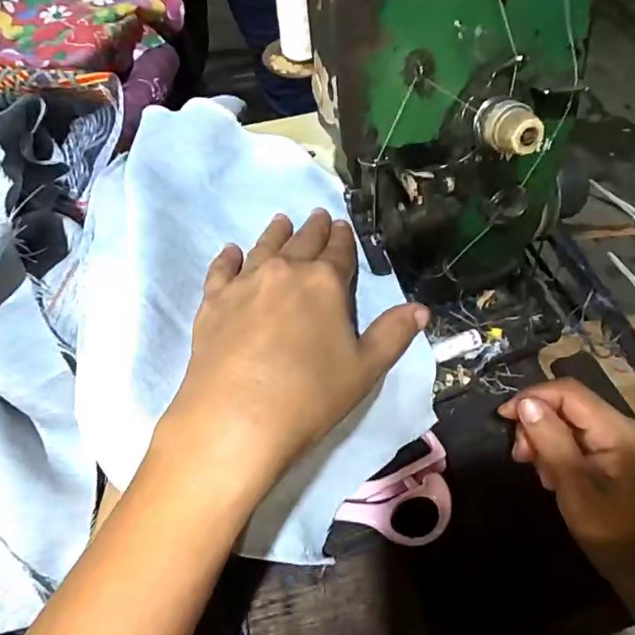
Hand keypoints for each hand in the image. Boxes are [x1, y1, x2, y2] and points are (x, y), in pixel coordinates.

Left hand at [149, 210, 428, 510]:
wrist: (237, 418)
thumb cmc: (311, 394)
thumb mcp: (365, 368)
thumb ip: (393, 334)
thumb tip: (421, 309)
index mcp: (325, 282)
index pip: (339, 251)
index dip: (344, 238)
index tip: (343, 226)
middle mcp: (285, 271)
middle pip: (302, 241)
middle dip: (314, 228)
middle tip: (318, 216)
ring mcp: (245, 283)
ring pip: (264, 247)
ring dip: (275, 233)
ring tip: (281, 221)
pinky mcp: (213, 302)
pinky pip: (222, 269)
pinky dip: (228, 257)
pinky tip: (231, 251)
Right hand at [498, 380, 634, 587]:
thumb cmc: (611, 533)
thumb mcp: (574, 487)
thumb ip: (551, 441)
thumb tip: (525, 403)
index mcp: (618, 430)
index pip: (569, 392)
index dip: (532, 397)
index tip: (503, 418)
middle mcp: (623, 427)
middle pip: (570, 404)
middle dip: (538, 420)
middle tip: (520, 455)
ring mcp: (623, 443)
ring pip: (573, 421)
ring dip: (546, 437)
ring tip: (536, 470)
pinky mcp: (618, 458)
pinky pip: (582, 440)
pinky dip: (560, 450)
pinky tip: (553, 476)